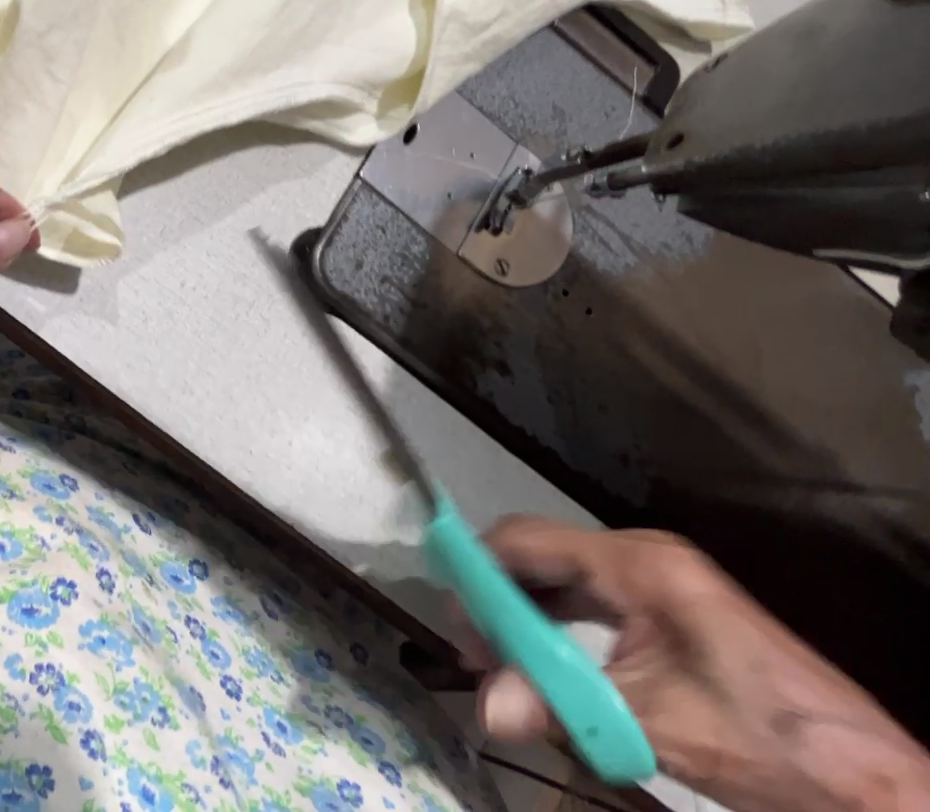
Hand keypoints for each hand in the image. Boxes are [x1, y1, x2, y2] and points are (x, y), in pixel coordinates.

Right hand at [459, 518, 929, 811]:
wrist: (874, 786)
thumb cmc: (765, 741)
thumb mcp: (652, 723)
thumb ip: (557, 705)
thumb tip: (484, 708)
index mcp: (637, 564)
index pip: (524, 539)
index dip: (475, 569)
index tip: (451, 617)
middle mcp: (641, 558)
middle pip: (536, 554)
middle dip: (494, 597)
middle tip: (471, 648)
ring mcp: (655, 582)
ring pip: (557, 578)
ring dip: (519, 613)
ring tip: (495, 658)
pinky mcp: (664, 609)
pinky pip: (584, 600)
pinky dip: (552, 624)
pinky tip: (539, 660)